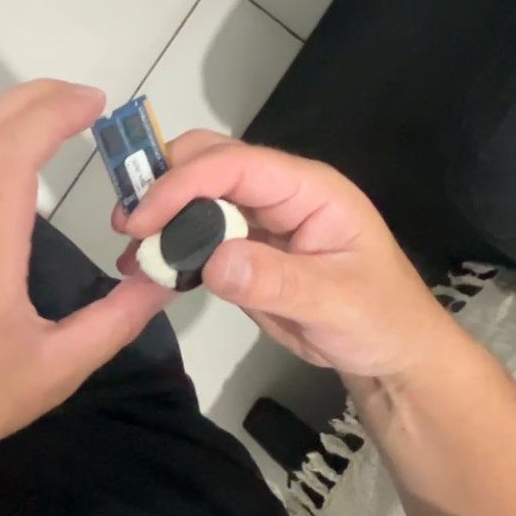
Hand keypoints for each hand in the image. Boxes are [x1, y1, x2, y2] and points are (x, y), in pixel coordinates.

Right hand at [117, 132, 458, 378]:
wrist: (388, 354)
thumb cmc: (380, 321)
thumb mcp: (337, 304)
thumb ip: (277, 281)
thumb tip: (215, 262)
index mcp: (307, 189)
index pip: (236, 165)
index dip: (184, 184)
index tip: (143, 220)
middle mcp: (277, 191)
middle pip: (208, 161)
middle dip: (161, 184)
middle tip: (127, 227)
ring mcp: (256, 216)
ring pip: (194, 192)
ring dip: (157, 214)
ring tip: (129, 251)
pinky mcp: (240, 245)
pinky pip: (194, 231)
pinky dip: (165, 244)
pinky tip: (143, 269)